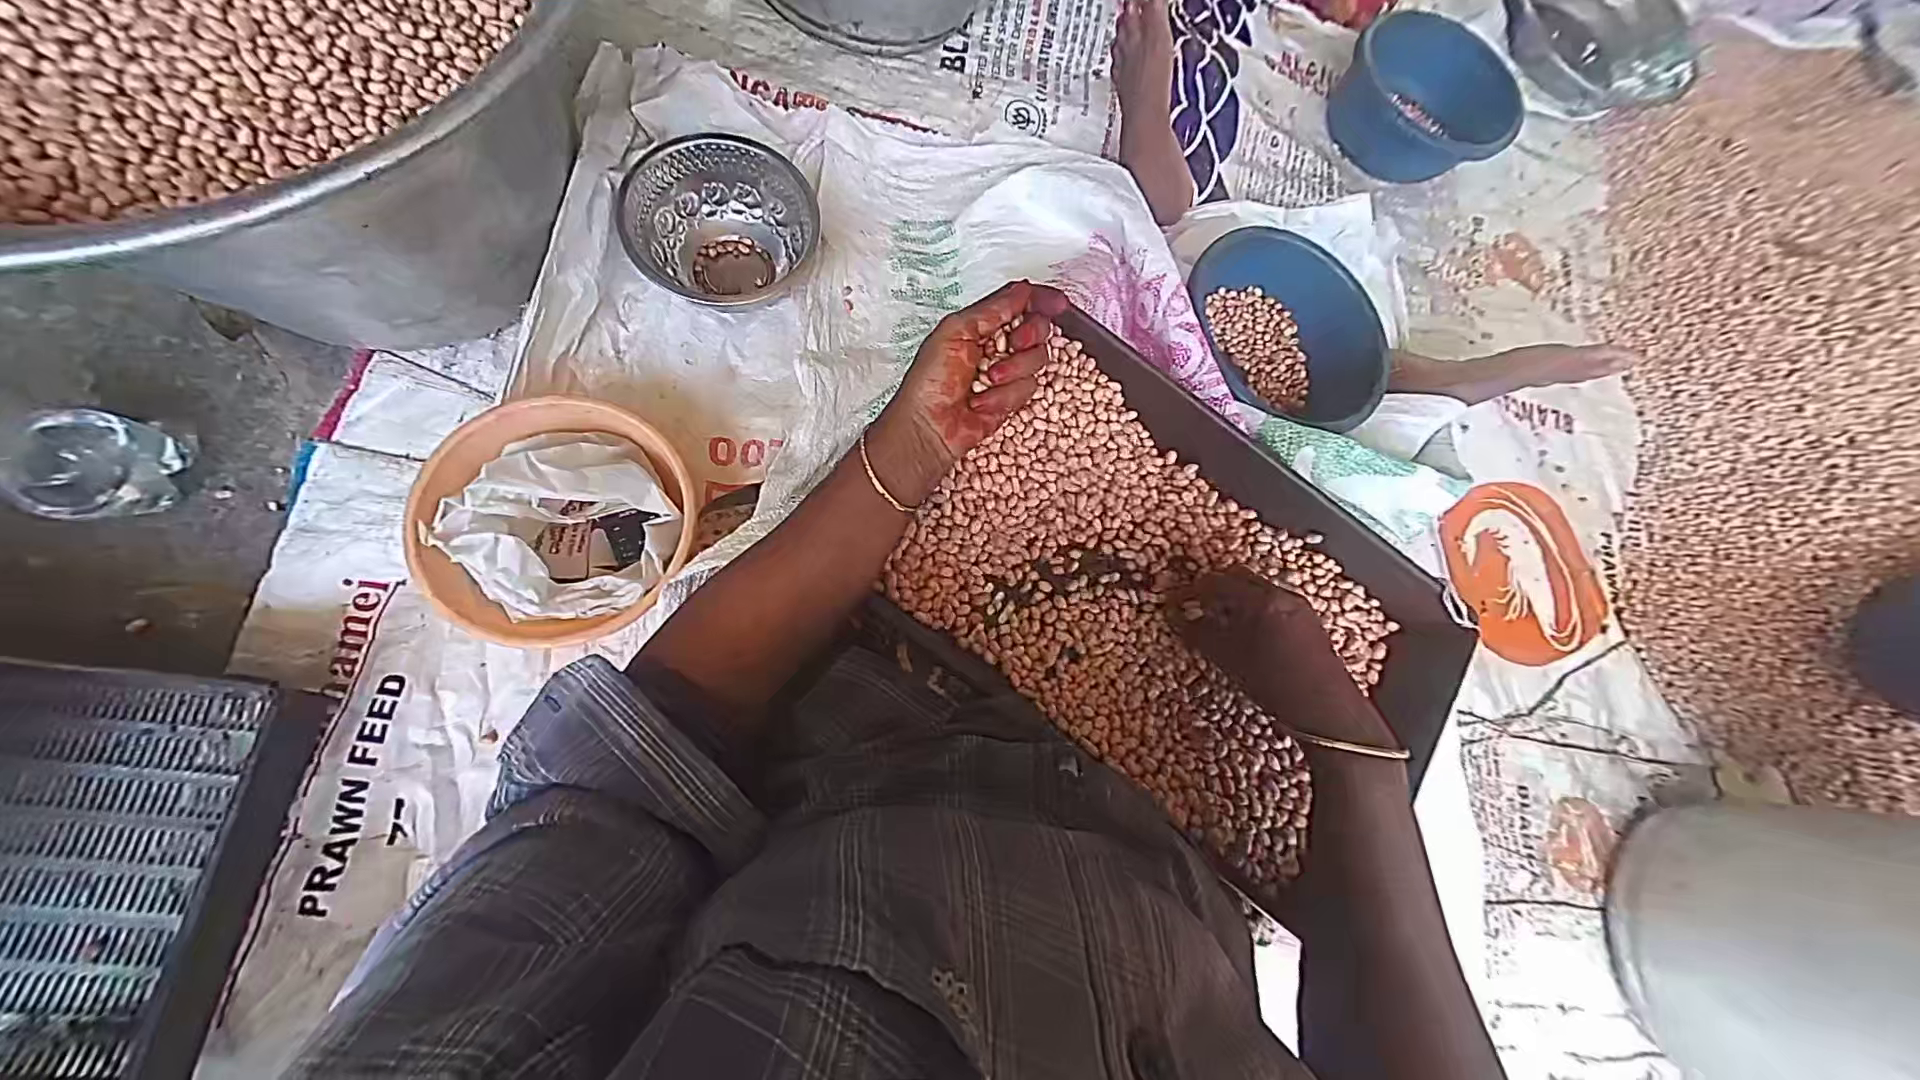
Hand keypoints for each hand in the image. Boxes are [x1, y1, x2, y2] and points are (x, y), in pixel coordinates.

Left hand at [866, 280, 1069, 504]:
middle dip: (1030, 334)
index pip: (1019, 303)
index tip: (1057, 303)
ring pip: (1037, 359)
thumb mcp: (955, 331)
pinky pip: (1028, 388)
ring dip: (1013, 369)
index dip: (1041, 300)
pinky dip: (1005, 395)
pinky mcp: (1011, 398)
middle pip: (1037, 327)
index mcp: (981, 324)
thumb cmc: (930, 382)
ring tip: (987, 379)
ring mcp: (1007, 373)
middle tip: (1014, 344)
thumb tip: (1022, 291)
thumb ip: (992, 310)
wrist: (929, 426)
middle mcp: (997, 346)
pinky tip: (982, 402)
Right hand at [1169, 567, 1399, 749]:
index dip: (1190, 592)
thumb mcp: (1227, 658)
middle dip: (1212, 589)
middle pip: (1237, 577)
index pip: (1215, 582)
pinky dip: (1251, 609)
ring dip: (1233, 599)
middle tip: (1193, 607)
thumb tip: (1177, 617)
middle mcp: (1281, 594)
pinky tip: (1242, 633)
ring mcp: (1297, 606)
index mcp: (1260, 599)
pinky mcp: (1307, 620)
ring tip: (1216, 622)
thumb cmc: (1273, 684)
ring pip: (1255, 589)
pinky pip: (1271, 603)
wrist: (1325, 711)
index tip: (1175, 603)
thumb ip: (1199, 632)